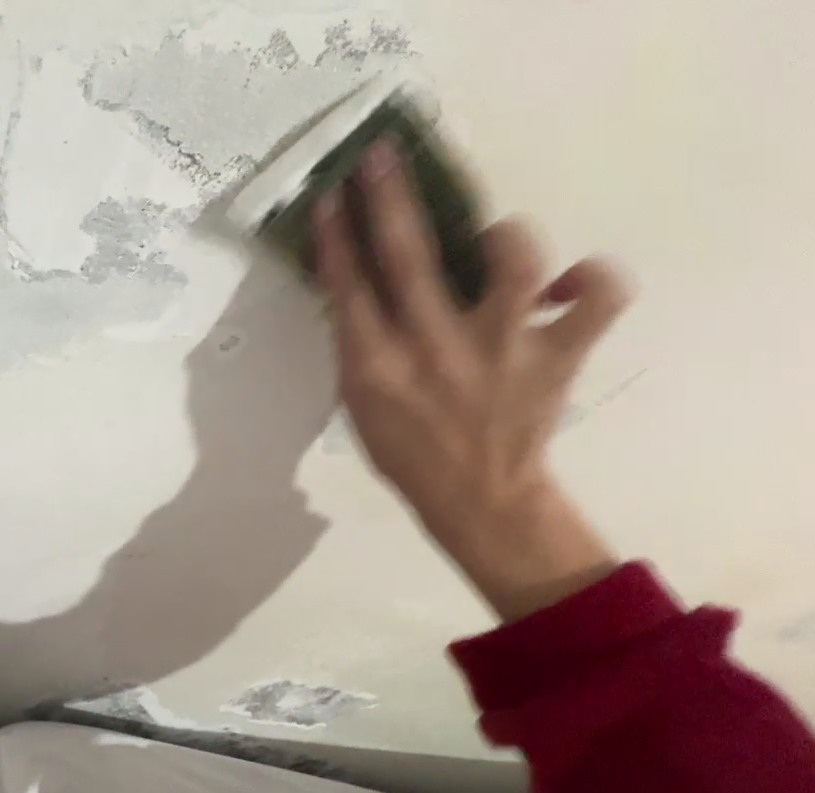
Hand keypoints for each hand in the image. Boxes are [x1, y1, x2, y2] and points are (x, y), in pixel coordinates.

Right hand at [312, 139, 631, 620]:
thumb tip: (361, 285)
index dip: (338, 238)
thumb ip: (359, 343)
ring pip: (515, 258)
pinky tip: (565, 286)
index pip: (349, 288)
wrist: (476, 496)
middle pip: (410, 258)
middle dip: (390, 201)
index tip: (331, 198)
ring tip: (492, 241)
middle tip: (380, 157)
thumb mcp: (358, 401)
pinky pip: (600, 294)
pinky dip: (592, 278)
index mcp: (376, 367)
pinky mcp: (559, 354)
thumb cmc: (405, 448)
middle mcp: (434, 349)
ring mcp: (502, 349)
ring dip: (502, 236)